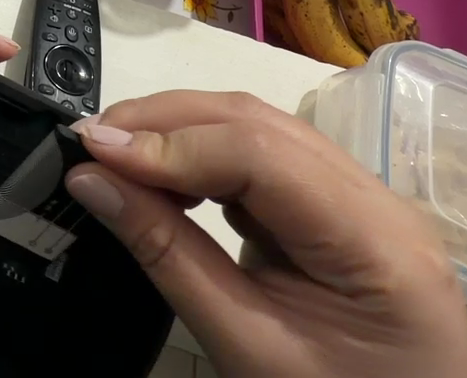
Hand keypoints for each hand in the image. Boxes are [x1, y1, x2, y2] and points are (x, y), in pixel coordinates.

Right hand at [63, 91, 466, 377]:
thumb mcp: (242, 344)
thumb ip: (164, 252)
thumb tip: (86, 177)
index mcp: (378, 246)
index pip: (260, 156)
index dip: (169, 143)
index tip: (92, 150)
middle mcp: (380, 202)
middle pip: (256, 123)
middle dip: (163, 122)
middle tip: (91, 142)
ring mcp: (360, 197)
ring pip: (252, 125)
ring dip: (175, 129)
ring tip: (116, 154)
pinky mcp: (330, 202)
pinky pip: (255, 151)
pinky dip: (196, 152)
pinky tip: (162, 174)